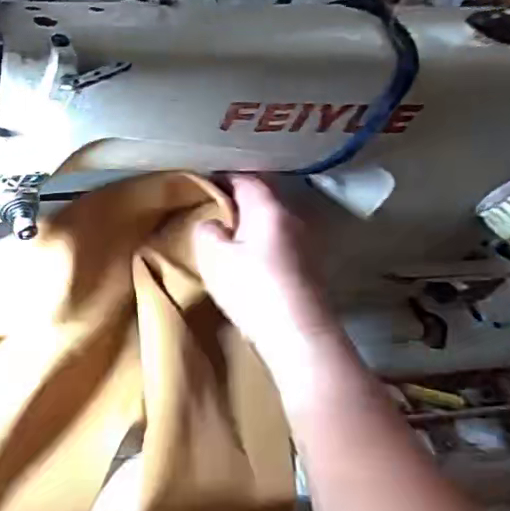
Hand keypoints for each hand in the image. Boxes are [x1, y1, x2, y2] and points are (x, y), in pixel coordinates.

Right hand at [193, 175, 337, 357]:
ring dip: (249, 225)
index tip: (201, 183)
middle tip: (209, 209)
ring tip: (224, 235)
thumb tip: (214, 222)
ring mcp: (305, 242)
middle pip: (261, 200)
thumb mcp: (212, 256)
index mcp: (269, 209)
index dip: (222, 178)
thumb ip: (206, 230)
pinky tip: (246, 258)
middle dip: (236, 202)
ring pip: (270, 222)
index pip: (245, 179)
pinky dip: (260, 243)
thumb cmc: (251, 287)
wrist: (296, 332)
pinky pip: (278, 242)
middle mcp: (293, 218)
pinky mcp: (308, 266)